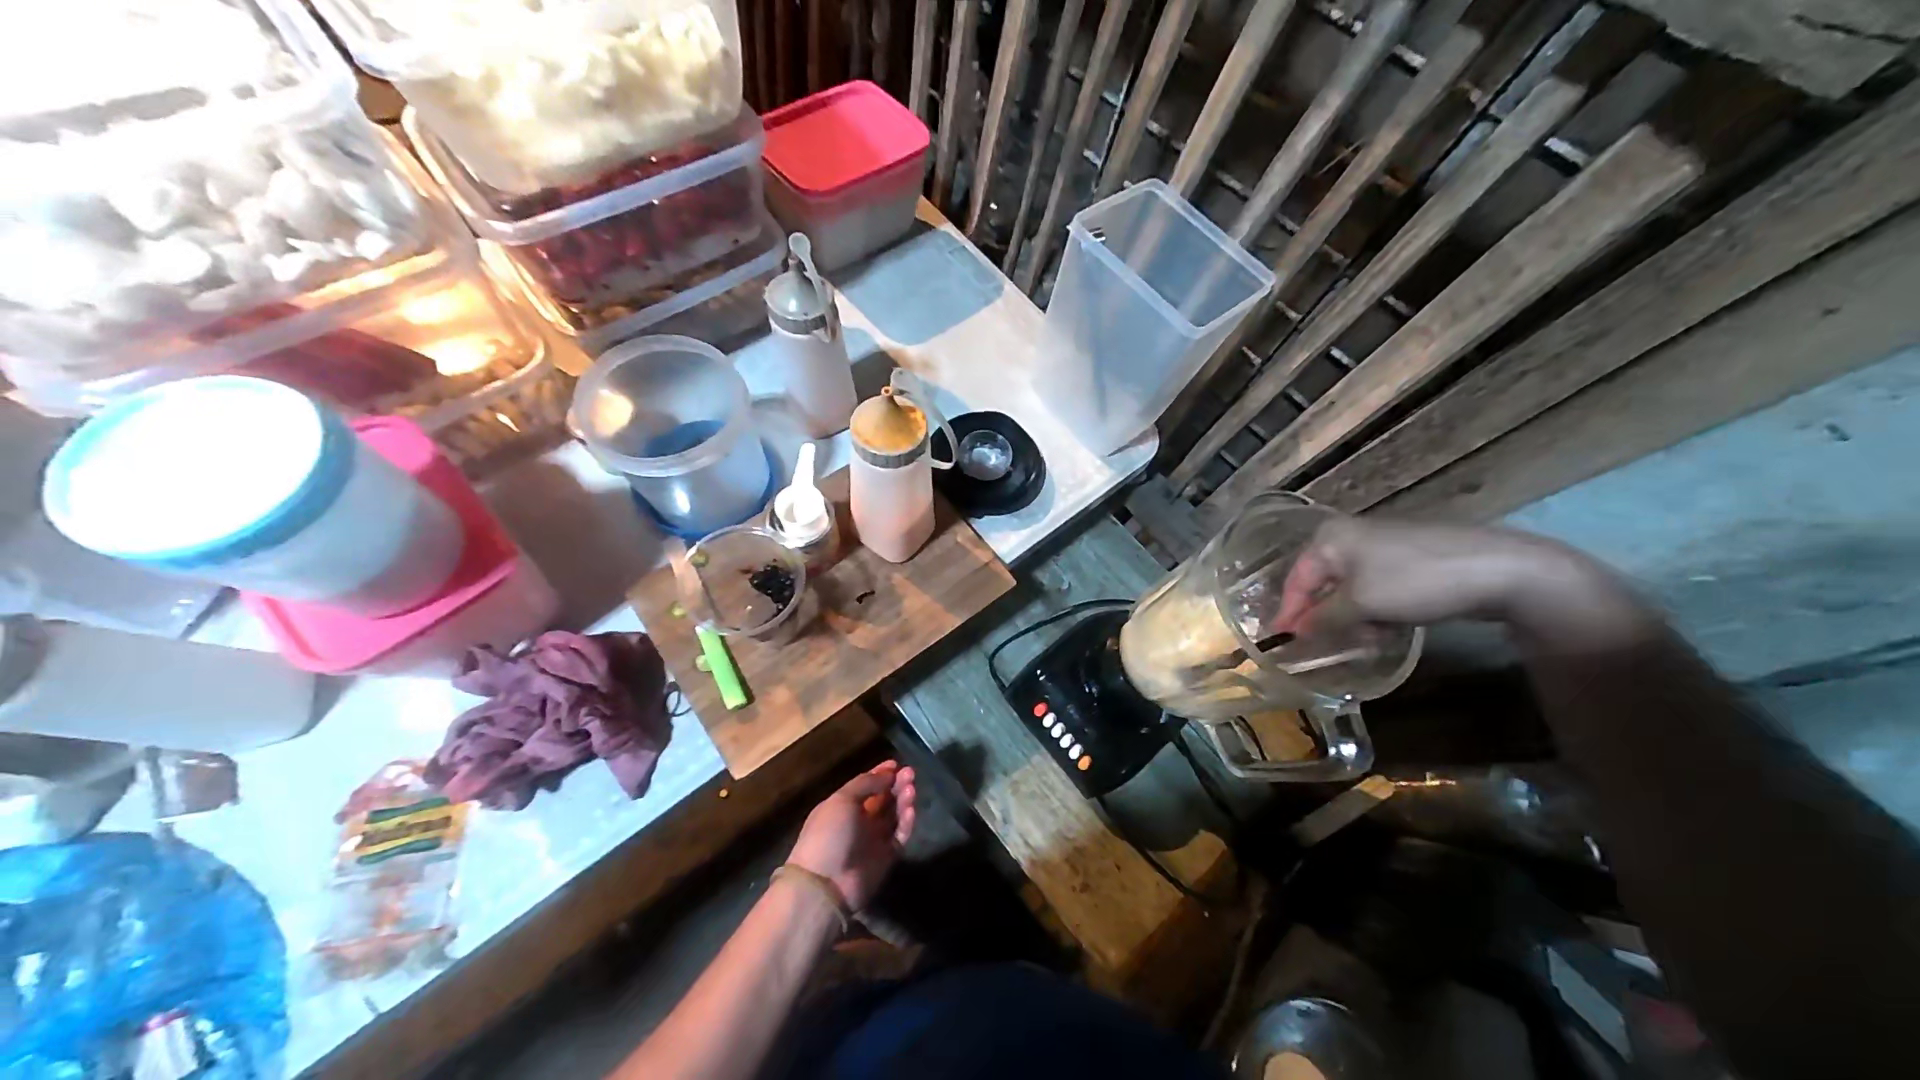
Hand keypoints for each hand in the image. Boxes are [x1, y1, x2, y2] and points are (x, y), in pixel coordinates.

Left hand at [787, 761, 917, 910]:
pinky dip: (906, 822)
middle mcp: (860, 821)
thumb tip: (887, 774)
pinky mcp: (887, 857)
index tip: (896, 764)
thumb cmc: (828, 834)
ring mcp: (874, 839)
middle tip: (909, 773)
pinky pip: (900, 835)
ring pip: (894, 815)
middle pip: (883, 798)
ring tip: (912, 789)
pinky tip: (911, 809)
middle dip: (896, 784)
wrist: (826, 883)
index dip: (881, 773)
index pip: (866, 785)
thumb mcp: (842, 800)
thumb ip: (866, 784)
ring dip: (903, 800)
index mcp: (843, 806)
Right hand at [1271, 517, 1653, 649]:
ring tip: (1370, 638)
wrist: (1500, 569)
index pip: (1296, 580)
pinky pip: (1377, 588)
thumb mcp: (1361, 604)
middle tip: (1329, 645)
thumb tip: (1295, 633)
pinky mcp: (1409, 559)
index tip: (1280, 641)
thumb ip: (1323, 619)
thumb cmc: (1415, 581)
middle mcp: (1349, 536)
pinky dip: (1377, 610)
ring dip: (1355, 618)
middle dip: (1326, 617)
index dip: (1289, 613)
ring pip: (1351, 590)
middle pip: (1322, 584)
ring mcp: (1381, 546)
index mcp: (1330, 538)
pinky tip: (1392, 627)